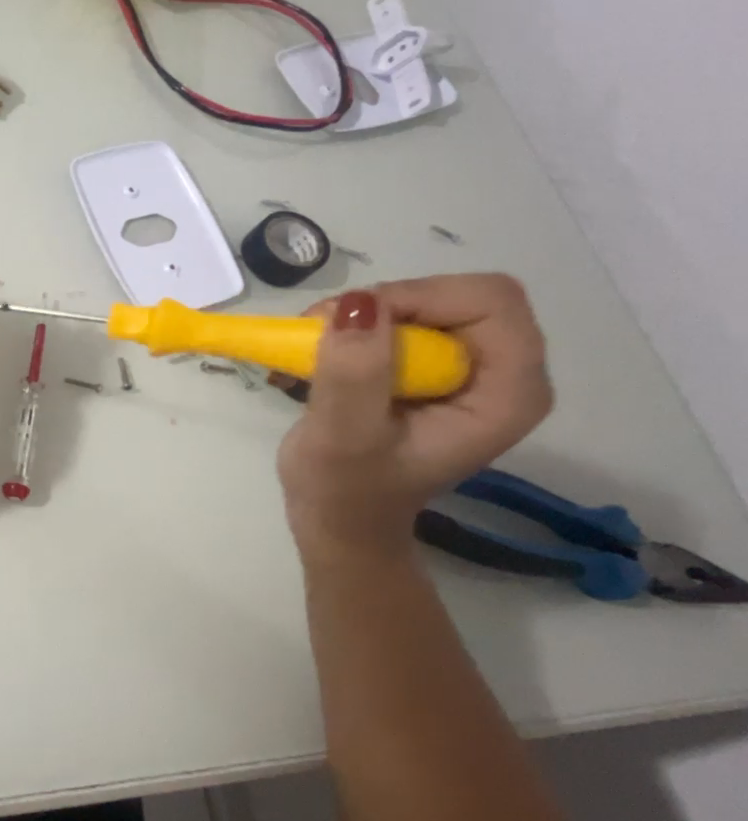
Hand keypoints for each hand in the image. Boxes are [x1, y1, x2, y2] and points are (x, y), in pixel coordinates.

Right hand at [277, 274, 551, 559]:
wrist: (340, 524)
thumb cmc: (345, 491)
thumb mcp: (343, 436)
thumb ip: (355, 373)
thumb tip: (356, 304)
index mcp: (507, 393)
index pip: (488, 301)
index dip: (418, 298)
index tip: (350, 326)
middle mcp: (502, 373)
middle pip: (457, 296)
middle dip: (383, 305)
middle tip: (321, 336)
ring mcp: (469, 372)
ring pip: (426, 303)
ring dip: (361, 316)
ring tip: (313, 350)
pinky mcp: (435, 371)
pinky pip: (406, 320)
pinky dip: (359, 328)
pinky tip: (325, 356)